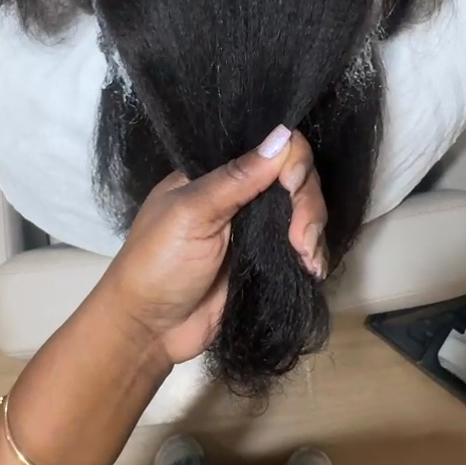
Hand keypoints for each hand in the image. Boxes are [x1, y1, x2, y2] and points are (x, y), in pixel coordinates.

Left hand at [92, 126, 327, 364]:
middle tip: (301, 240)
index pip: (271, 149)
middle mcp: (241, 194)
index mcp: (216, 173)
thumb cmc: (158, 263)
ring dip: (315, 232)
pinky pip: (303, 247)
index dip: (292, 162)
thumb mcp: (191, 213)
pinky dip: (315, 255)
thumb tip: (284, 134)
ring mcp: (256, 229)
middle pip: (296, 180)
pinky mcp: (268, 261)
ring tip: (307, 260)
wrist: (150, 329)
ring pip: (305, 213)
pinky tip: (313, 270)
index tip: (293, 185)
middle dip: (308, 205)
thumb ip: (237, 177)